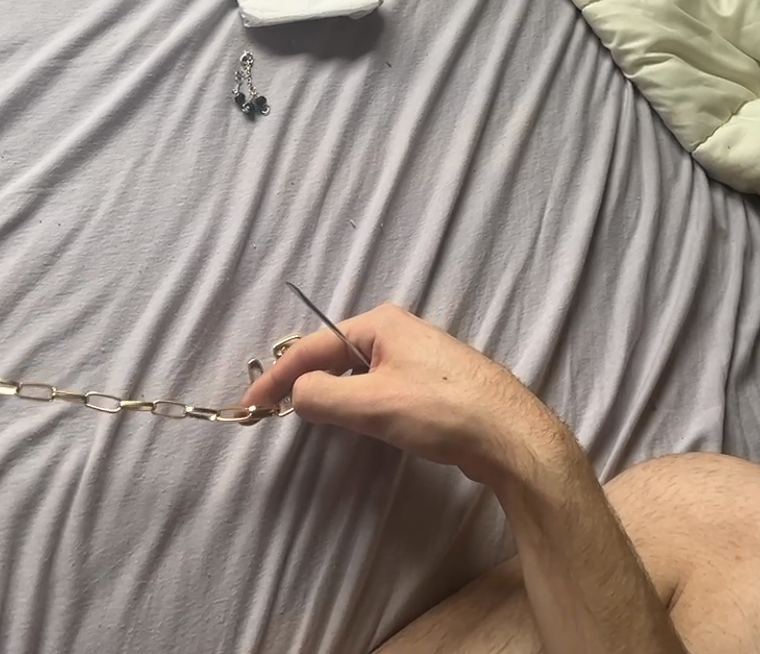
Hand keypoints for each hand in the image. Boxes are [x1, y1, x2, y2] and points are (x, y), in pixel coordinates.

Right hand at [243, 304, 572, 485]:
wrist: (511, 436)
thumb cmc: (440, 410)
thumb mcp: (372, 403)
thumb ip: (323, 396)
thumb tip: (296, 394)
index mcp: (379, 323)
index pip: (312, 347)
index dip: (276, 377)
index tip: (248, 406)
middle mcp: (396, 330)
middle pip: (333, 354)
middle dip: (302, 381)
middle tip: (272, 411)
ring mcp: (416, 355)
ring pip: (357, 372)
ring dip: (331, 393)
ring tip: (306, 417)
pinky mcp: (430, 381)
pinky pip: (378, 385)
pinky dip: (357, 401)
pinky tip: (356, 420)